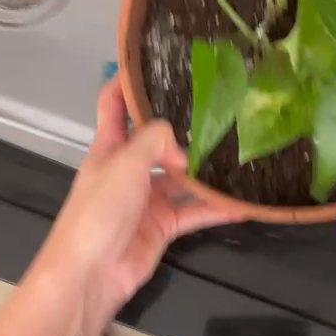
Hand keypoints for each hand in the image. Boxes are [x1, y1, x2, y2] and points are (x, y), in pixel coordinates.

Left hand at [27, 81, 245, 331]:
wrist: (92, 272)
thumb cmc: (99, 211)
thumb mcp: (124, 163)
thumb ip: (155, 141)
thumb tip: (184, 148)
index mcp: (108, 148)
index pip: (114, 106)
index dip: (126, 83)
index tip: (151, 63)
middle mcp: (129, 170)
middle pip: (158, 142)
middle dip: (185, 129)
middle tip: (222, 110)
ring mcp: (148, 200)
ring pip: (183, 179)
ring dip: (207, 172)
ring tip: (240, 153)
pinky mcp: (164, 227)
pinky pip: (196, 212)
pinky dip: (218, 208)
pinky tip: (243, 202)